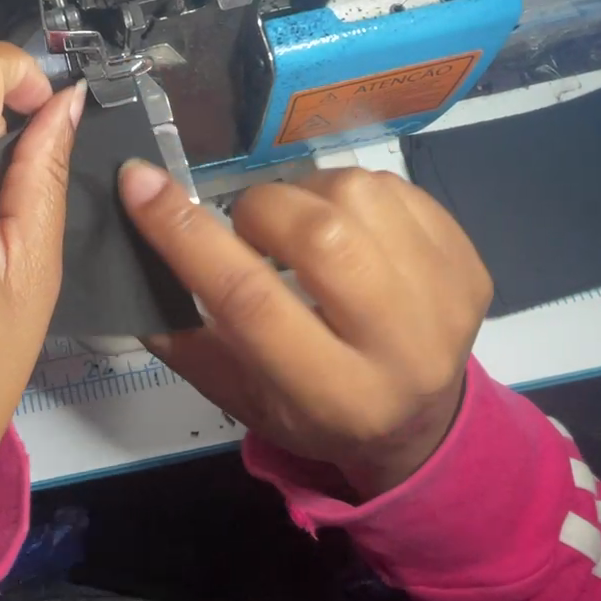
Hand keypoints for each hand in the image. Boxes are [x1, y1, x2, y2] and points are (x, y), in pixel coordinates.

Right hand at [120, 162, 491, 499]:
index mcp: (331, 394)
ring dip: (304, 193)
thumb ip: (182, 336)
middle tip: (247, 228)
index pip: (248, 299)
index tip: (138, 180)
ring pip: (355, 194)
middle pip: (318, 238)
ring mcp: (447, 300)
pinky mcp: (469, 262)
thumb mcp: (236, 394)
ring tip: (299, 226)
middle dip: (258, 210)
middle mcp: (401, 349)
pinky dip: (346, 190)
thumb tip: (131, 247)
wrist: (419, 420)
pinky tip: (342, 225)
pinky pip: (390, 184)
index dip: (184, 233)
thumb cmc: (309, 409)